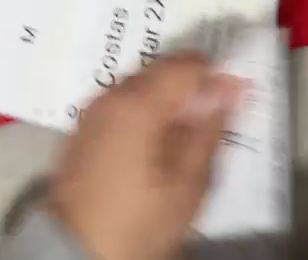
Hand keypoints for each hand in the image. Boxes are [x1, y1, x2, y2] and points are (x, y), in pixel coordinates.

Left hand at [50, 55, 245, 259]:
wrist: (75, 249)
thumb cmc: (138, 221)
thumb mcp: (187, 185)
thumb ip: (208, 131)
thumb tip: (228, 90)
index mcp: (139, 103)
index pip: (185, 65)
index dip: (214, 75)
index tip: (232, 94)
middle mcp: (113, 94)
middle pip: (161, 68)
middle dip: (191, 84)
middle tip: (211, 116)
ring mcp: (95, 107)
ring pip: (141, 81)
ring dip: (167, 94)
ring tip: (184, 132)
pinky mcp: (85, 123)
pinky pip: (122, 98)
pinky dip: (144, 105)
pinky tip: (154, 138)